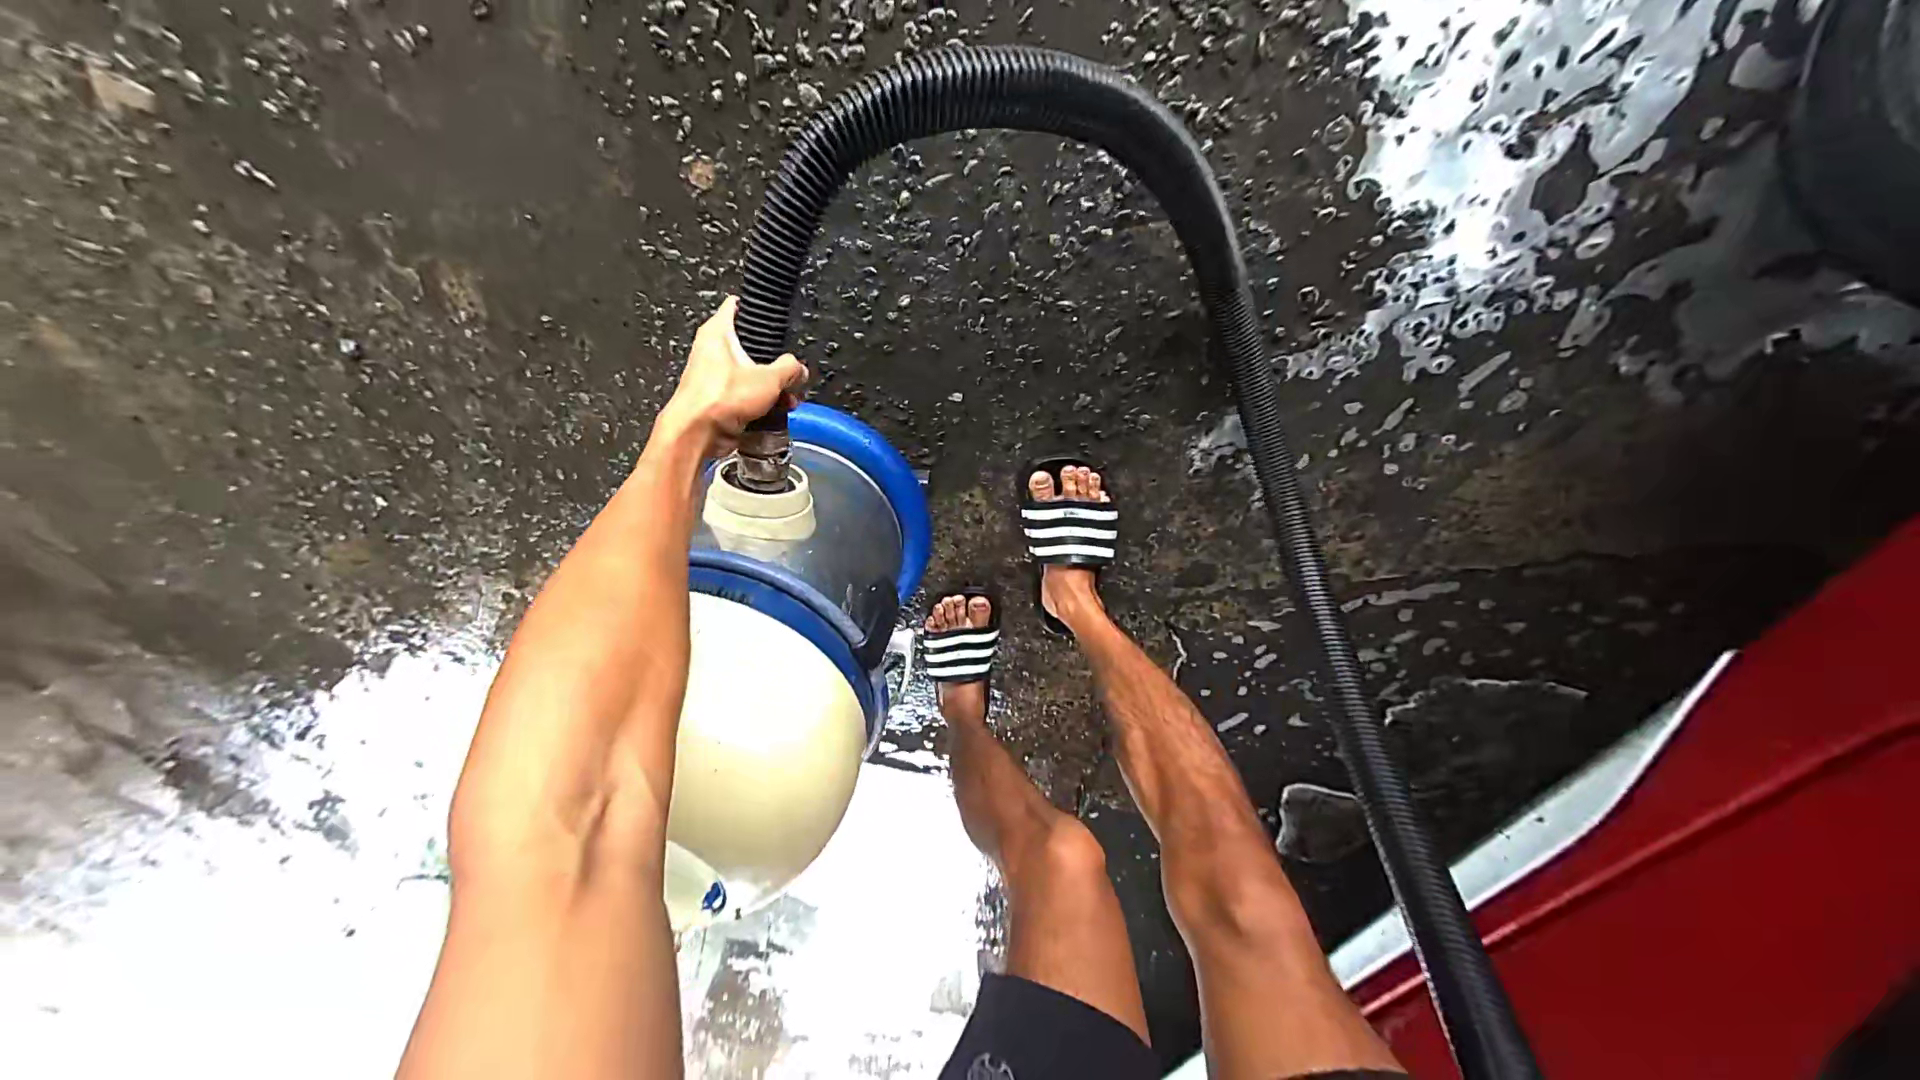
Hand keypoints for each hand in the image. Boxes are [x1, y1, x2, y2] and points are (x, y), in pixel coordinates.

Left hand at [653, 296, 808, 458]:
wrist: (697, 433)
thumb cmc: (718, 399)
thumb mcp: (769, 378)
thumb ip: (790, 369)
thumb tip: (799, 369)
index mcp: (718, 332)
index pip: (736, 307)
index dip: (755, 308)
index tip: (770, 315)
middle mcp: (712, 351)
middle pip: (751, 348)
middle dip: (774, 363)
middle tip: (789, 372)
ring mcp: (714, 377)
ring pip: (750, 374)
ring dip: (771, 387)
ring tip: (786, 398)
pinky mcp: (718, 400)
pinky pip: (745, 396)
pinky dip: (761, 403)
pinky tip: (775, 412)